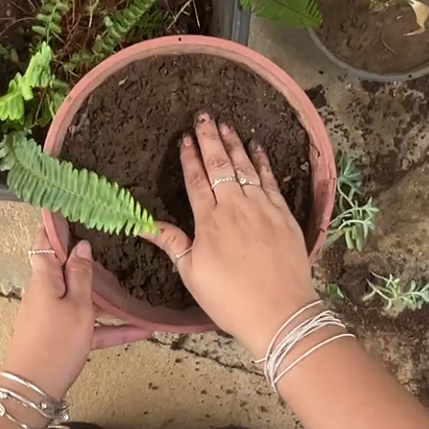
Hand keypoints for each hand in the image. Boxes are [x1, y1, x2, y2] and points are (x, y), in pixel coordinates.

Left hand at [4, 229, 150, 397]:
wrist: (34, 391)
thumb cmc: (56, 343)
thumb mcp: (77, 306)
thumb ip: (82, 275)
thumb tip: (80, 247)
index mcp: (44, 279)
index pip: (45, 243)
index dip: (53, 225)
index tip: (62, 208)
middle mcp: (44, 293)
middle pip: (64, 269)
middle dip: (84, 258)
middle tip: (106, 243)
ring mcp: (51, 316)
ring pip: (79, 298)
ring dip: (102, 295)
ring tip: (128, 288)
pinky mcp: (60, 337)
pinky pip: (86, 326)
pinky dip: (108, 327)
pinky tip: (140, 331)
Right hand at [145, 113, 319, 356]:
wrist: (280, 312)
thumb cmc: (230, 298)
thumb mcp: (192, 274)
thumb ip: (172, 243)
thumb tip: (144, 225)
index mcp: (209, 221)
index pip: (196, 180)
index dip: (190, 158)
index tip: (185, 139)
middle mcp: (235, 207)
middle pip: (220, 165)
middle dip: (210, 139)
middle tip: (203, 116)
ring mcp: (262, 208)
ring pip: (245, 167)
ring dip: (234, 144)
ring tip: (225, 124)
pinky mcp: (283, 214)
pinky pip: (270, 180)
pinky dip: (262, 162)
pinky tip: (257, 148)